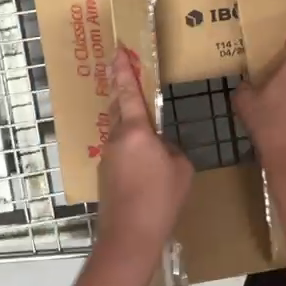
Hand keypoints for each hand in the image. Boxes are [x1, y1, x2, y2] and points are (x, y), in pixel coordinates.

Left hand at [96, 46, 192, 259]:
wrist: (130, 234)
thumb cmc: (160, 199)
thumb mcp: (181, 168)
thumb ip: (172, 149)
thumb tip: (162, 148)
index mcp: (136, 131)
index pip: (130, 92)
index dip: (124, 70)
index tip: (118, 51)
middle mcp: (116, 138)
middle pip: (119, 107)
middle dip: (123, 91)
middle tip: (127, 73)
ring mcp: (107, 156)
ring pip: (118, 131)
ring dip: (128, 122)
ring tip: (145, 125)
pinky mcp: (105, 174)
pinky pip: (119, 150)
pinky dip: (130, 147)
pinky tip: (145, 163)